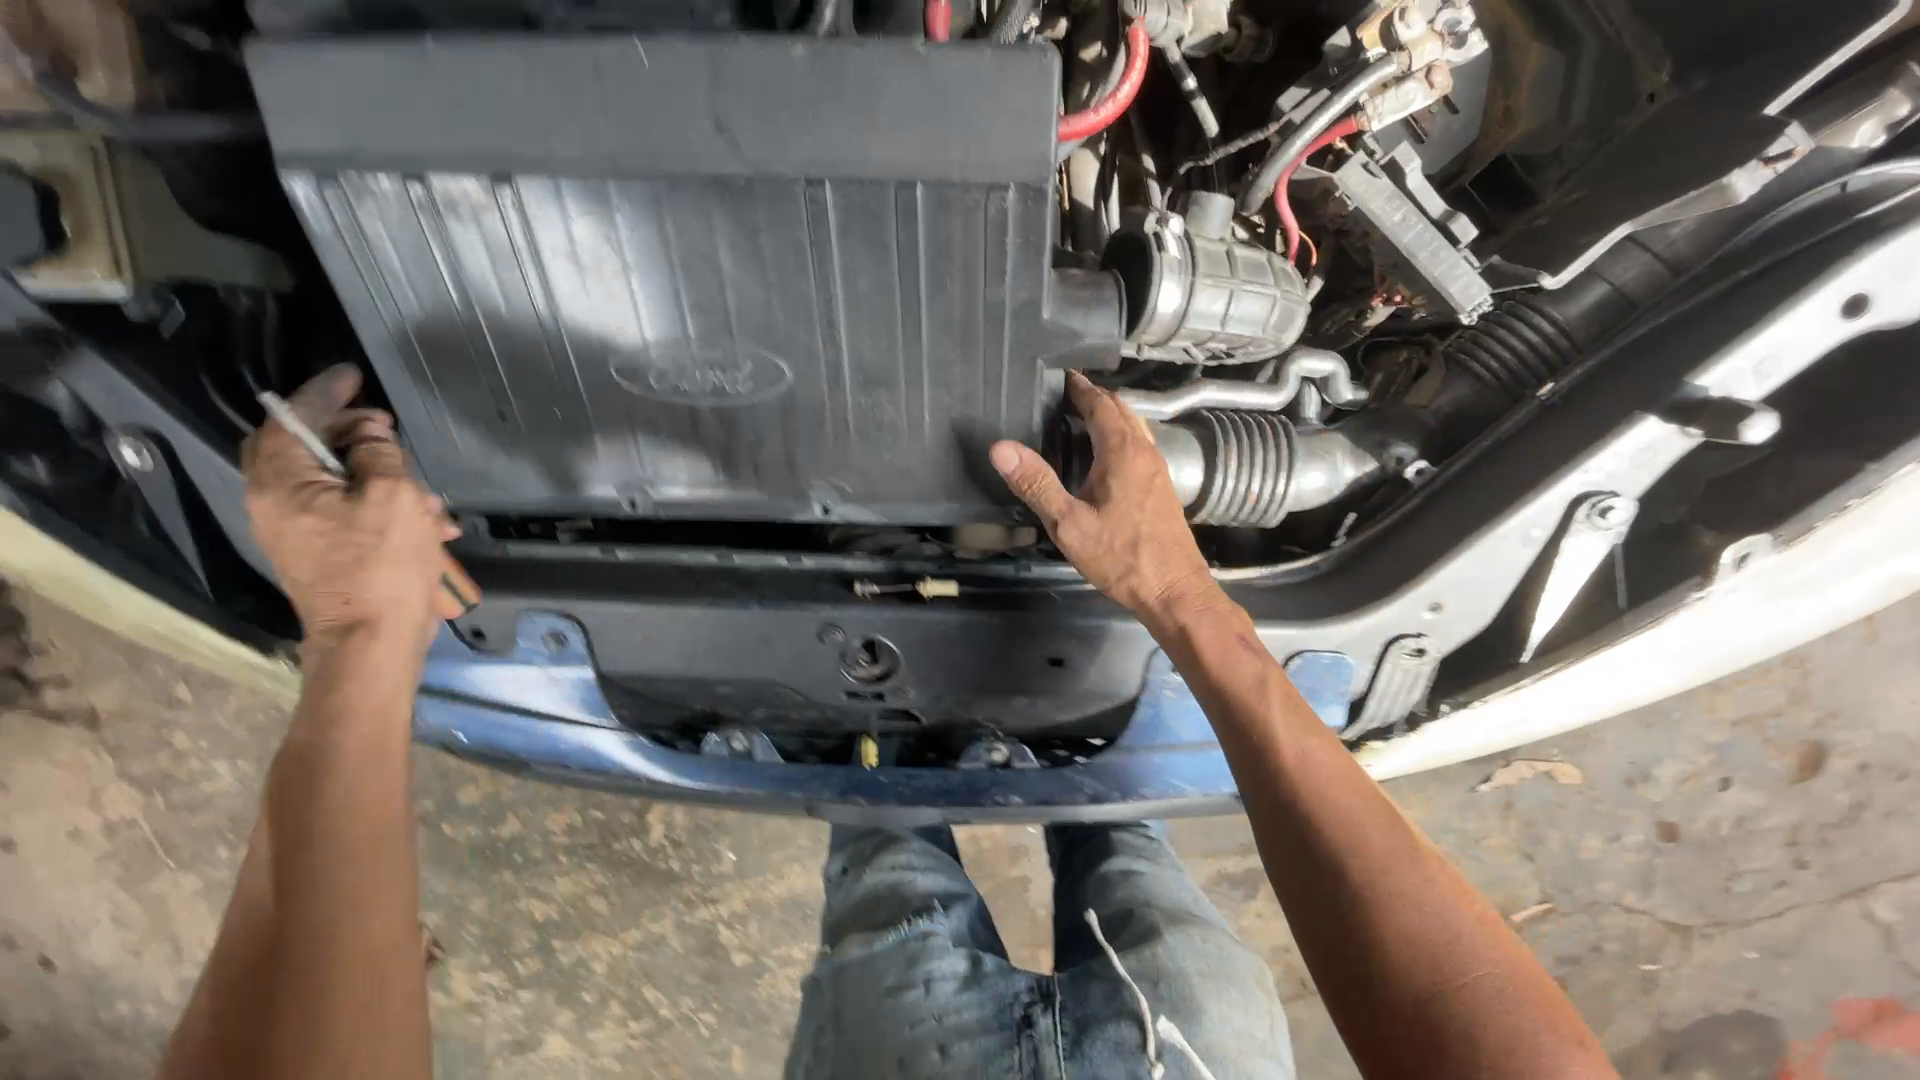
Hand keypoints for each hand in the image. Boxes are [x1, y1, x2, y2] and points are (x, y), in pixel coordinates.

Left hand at [242, 365, 460, 649]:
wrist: (371, 641)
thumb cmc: (382, 566)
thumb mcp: (394, 498)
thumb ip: (379, 453)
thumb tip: (368, 432)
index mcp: (283, 484)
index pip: (291, 419)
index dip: (324, 393)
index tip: (353, 375)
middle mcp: (276, 503)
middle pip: (300, 447)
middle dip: (344, 431)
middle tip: (384, 424)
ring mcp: (295, 531)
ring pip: (327, 479)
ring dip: (373, 471)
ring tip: (422, 486)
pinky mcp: (318, 552)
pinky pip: (342, 510)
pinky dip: (378, 503)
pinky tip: (427, 520)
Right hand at [990, 372, 1226, 628]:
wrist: (1173, 590)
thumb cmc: (1121, 558)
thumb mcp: (1069, 524)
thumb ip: (1036, 484)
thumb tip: (1001, 448)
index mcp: (1122, 452)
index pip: (1100, 404)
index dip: (1079, 388)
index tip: (1060, 376)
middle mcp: (1144, 451)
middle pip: (1121, 410)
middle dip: (1094, 398)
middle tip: (1064, 395)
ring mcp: (1158, 469)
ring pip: (1134, 427)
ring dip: (1109, 416)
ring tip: (1080, 419)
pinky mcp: (1162, 488)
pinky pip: (1139, 446)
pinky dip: (1119, 436)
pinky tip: (1103, 457)